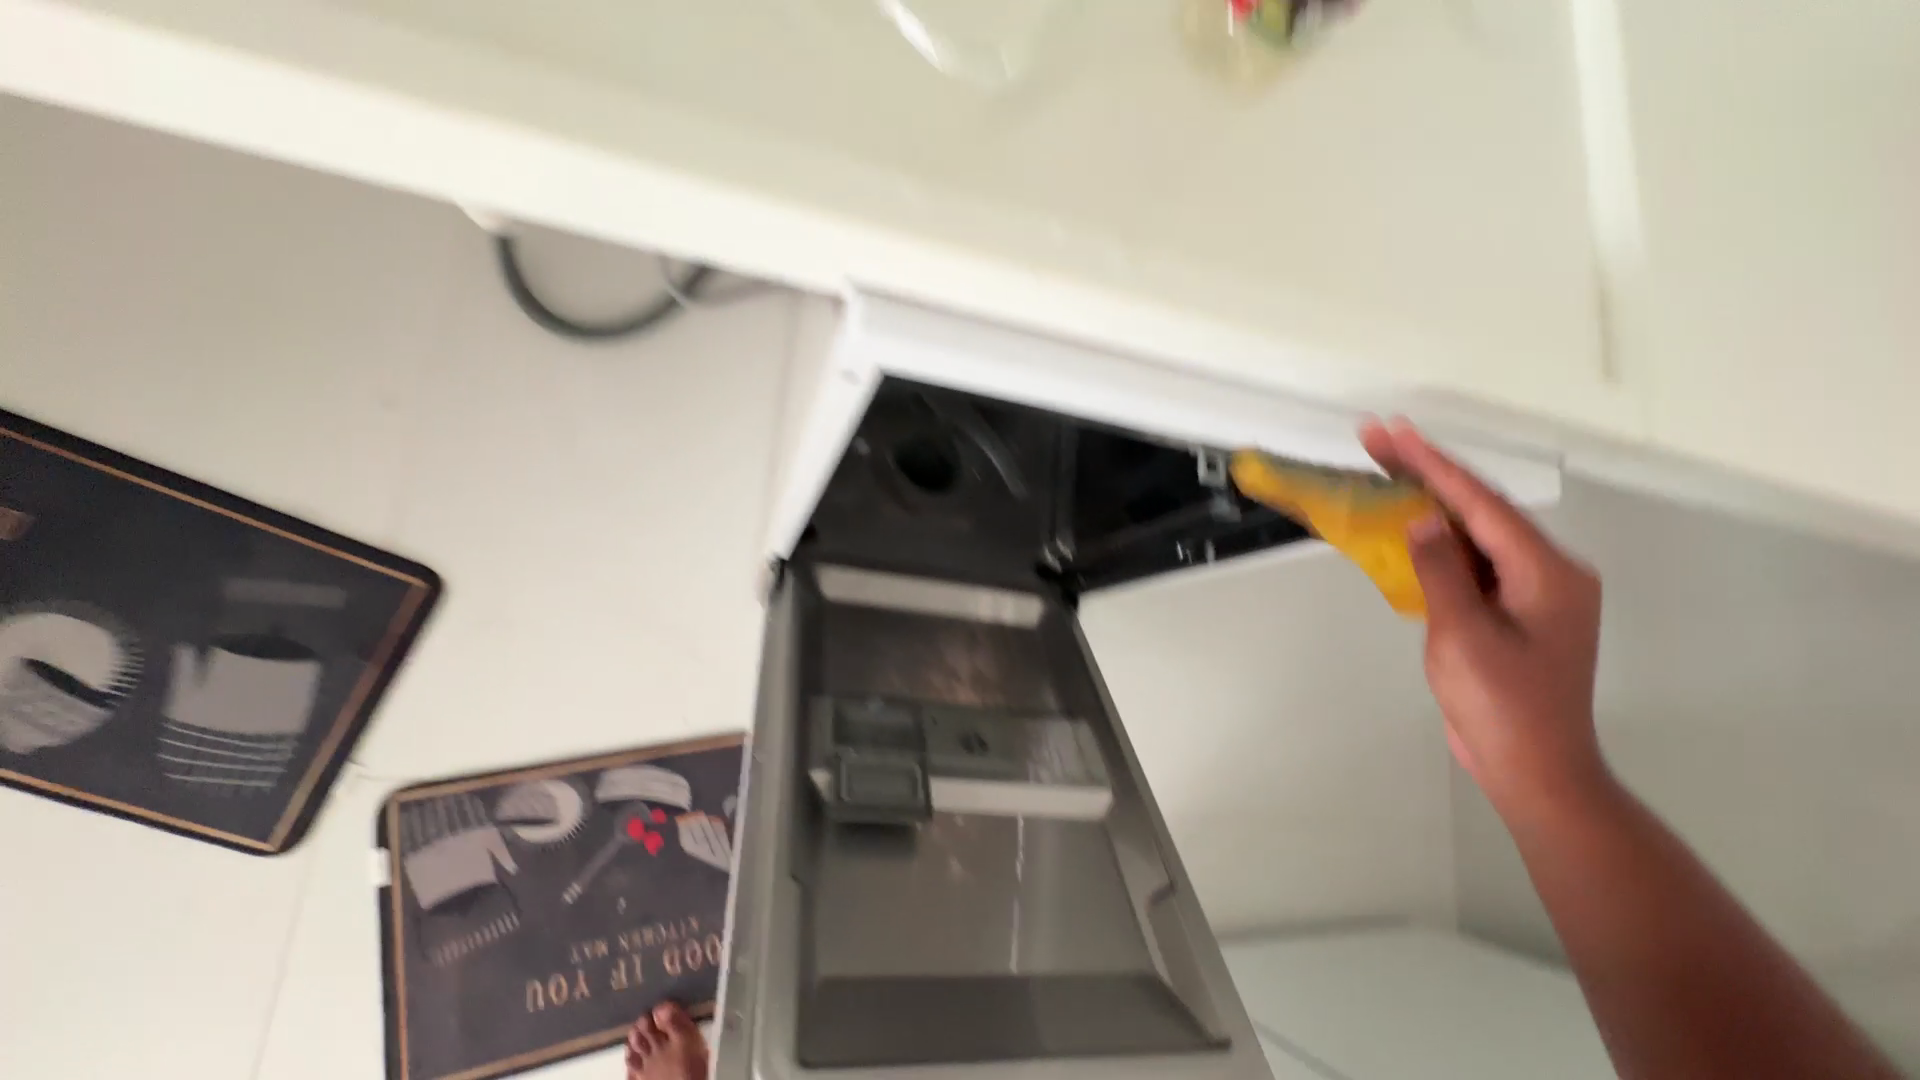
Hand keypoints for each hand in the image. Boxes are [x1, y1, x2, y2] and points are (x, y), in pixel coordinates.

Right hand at [1361, 418, 1608, 819]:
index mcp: (1548, 572)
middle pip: (1480, 510)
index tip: (1393, 432)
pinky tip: (1409, 529)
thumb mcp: (1464, 635)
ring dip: (1430, 505)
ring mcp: (1532, 593)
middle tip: (1378, 440)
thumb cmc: (1502, 706)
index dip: (1433, 465)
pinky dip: (1437, 544)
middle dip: (1428, 474)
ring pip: (1475, 534)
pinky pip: (1472, 563)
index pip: (1481, 504)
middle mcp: (1548, 571)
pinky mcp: (1512, 612)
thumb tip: (1420, 519)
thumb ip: (1441, 571)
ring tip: (1385, 472)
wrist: (1533, 769)